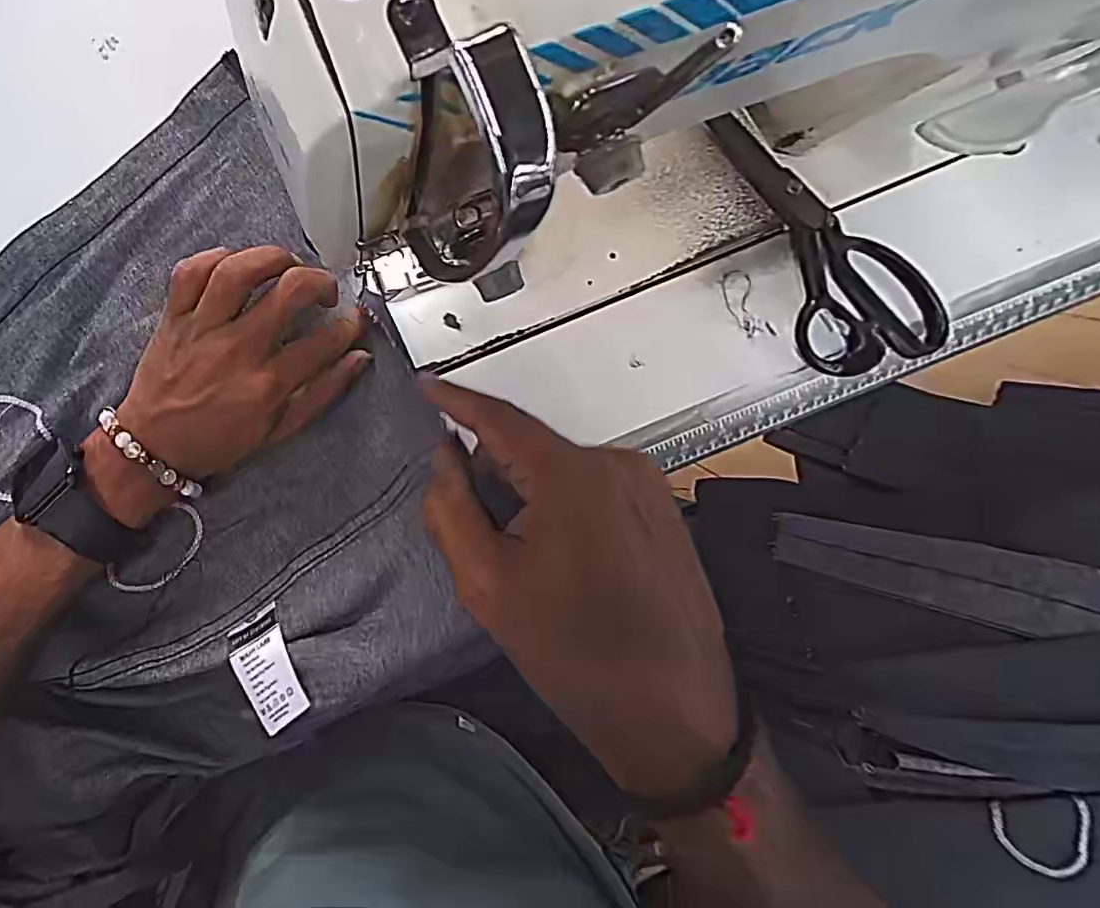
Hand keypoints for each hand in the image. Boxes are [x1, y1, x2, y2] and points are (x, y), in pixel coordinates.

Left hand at [81, 246, 370, 526]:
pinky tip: (234, 265)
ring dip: (272, 257)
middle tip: (323, 290)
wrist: (154, 447)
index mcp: (265, 385)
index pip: (323, 341)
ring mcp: (202, 331)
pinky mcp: (174, 319)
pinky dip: (215, 258)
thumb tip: (357, 361)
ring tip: (286, 265)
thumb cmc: (214, 442)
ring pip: (240, 270)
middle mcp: (236, 351)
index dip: (348, 325)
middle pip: (290, 291)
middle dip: (321, 281)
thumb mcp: (277, 431)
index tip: (351, 319)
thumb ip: (322, 394)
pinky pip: (191, 272)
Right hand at [419, 377, 736, 800]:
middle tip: (472, 524)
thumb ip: (450, 506)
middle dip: (490, 471)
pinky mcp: (659, 507)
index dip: (455, 398)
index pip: (499, 417)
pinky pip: (588, 484)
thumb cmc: (577, 653)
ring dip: (525, 491)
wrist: (672, 714)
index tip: (428, 385)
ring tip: (522, 555)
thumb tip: (444, 459)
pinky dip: (558, 502)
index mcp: (571, 475)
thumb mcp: (485, 582)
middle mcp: (615, 465)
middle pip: (527, 445)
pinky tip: (557, 556)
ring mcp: (644, 484)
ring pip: (557, 466)